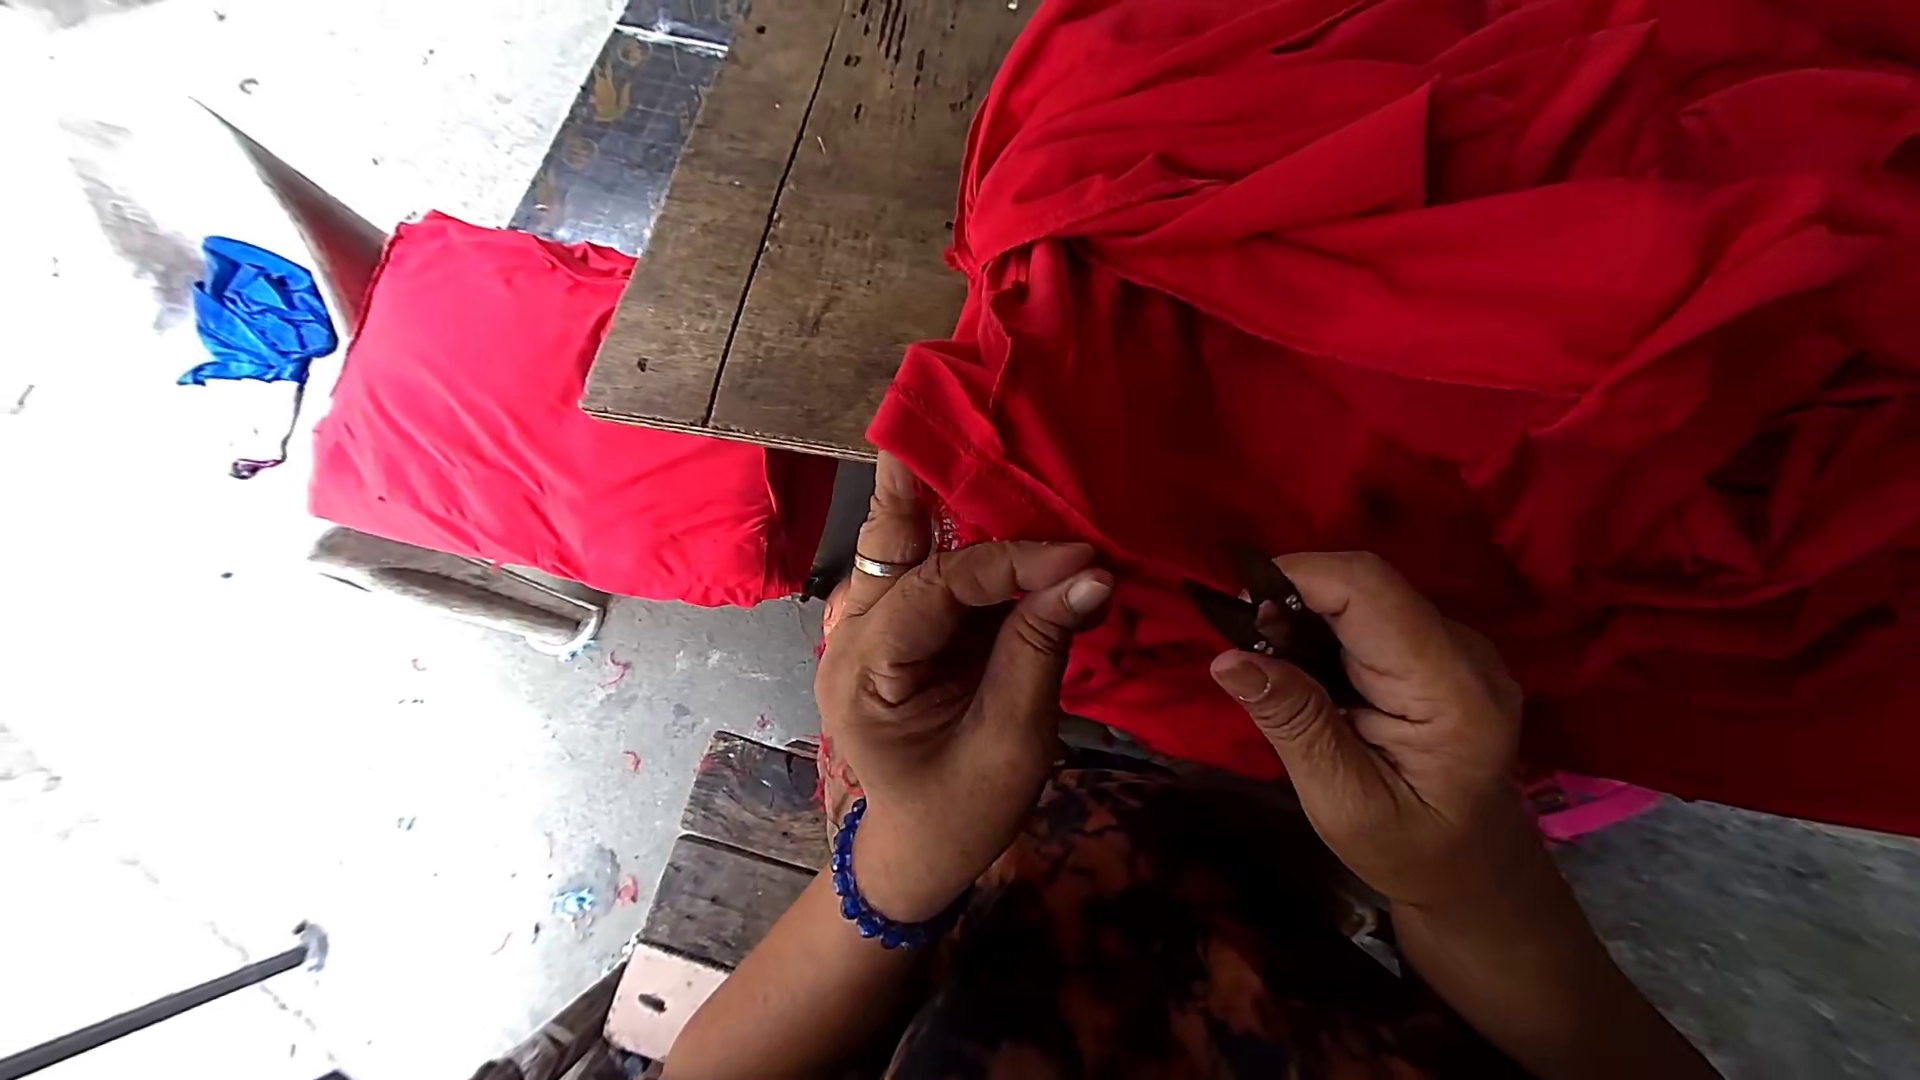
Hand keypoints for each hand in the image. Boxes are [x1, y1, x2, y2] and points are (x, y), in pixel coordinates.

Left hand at [816, 454, 1112, 919]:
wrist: (919, 850)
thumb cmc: (958, 814)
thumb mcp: (1008, 744)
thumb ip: (1039, 651)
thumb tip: (1091, 577)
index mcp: (863, 670)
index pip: (937, 588)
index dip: (1010, 564)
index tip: (1081, 559)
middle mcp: (855, 632)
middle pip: (894, 540)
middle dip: (926, 480)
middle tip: (953, 410)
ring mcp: (875, 624)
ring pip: (908, 543)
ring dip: (949, 498)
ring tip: (983, 441)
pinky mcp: (905, 626)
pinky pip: (935, 567)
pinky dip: (969, 535)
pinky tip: (1000, 504)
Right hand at [1208, 551, 1536, 910]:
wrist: (1479, 877)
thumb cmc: (1414, 852)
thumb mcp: (1343, 803)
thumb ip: (1293, 725)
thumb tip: (1227, 659)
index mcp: (1450, 689)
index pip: (1368, 587)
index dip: (1295, 578)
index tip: (1237, 614)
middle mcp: (1461, 651)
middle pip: (1362, 582)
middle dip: (1289, 597)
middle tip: (1247, 648)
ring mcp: (1451, 647)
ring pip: (1358, 591)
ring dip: (1298, 612)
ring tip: (1270, 663)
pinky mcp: (1432, 650)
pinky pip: (1363, 611)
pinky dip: (1315, 625)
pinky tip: (1299, 666)